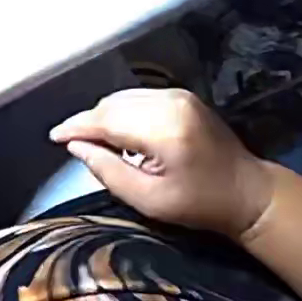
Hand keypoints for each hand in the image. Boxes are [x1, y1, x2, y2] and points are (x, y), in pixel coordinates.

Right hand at [49, 88, 275, 240]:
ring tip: (92, 139)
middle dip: (88, 122)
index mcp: (164, 130)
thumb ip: (108, 170)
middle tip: (72, 143)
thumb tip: (76, 146)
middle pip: (112, 104)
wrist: (247, 192)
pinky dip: (121, 111)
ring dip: (103, 115)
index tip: (54, 136)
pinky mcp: (182, 96)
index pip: (107, 120)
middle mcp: (171, 103)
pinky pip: (138, 97)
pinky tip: (116, 131)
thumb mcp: (148, 199)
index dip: (76, 127)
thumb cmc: (199, 204)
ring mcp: (178, 95)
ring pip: (123, 98)